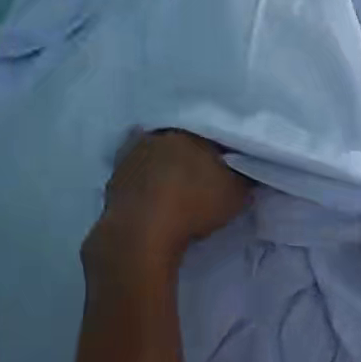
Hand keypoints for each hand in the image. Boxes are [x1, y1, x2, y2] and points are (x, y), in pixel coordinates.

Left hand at [85, 130, 251, 271]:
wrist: (143, 231)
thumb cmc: (196, 204)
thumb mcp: (238, 193)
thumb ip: (245, 176)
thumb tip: (246, 169)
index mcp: (190, 131)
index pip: (212, 135)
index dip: (222, 152)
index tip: (228, 168)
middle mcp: (158, 134)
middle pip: (180, 143)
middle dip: (191, 157)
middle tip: (203, 177)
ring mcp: (130, 155)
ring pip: (156, 157)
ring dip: (166, 169)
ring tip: (177, 190)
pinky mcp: (114, 178)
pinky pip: (137, 176)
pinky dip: (147, 184)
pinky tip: (155, 200)